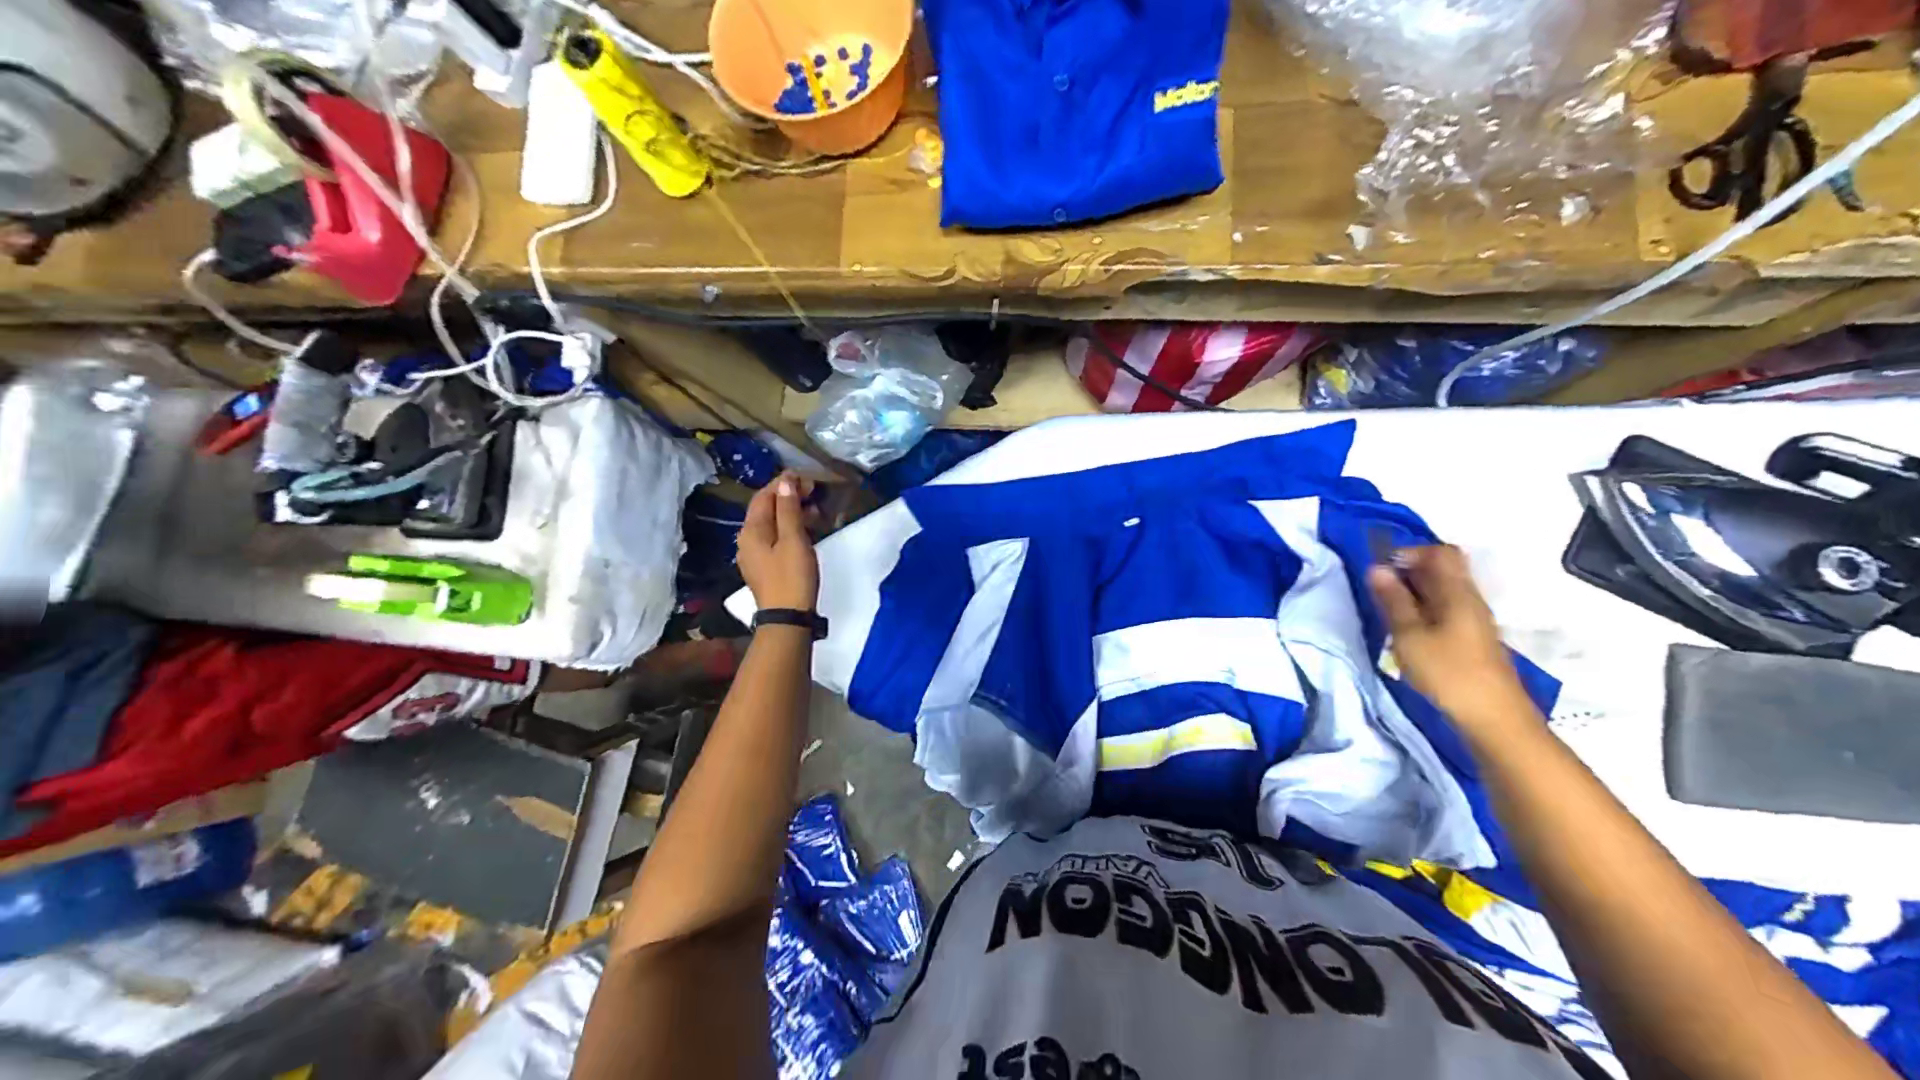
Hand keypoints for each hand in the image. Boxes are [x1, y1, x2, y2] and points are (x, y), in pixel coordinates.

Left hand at [739, 471, 818, 612]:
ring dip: (792, 513)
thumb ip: (788, 509)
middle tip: (814, 493)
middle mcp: (747, 540)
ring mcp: (755, 555)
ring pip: (772, 525)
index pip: (763, 497)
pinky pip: (776, 539)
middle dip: (788, 497)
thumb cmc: (791, 577)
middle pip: (766, 510)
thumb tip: (785, 481)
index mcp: (750, 531)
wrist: (788, 619)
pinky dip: (791, 529)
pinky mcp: (766, 567)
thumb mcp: (793, 539)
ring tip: (815, 511)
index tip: (806, 478)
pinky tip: (807, 531)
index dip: (783, 484)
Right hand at [1366, 545, 1536, 732]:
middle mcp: (1470, 600)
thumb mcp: (1410, 636)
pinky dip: (1424, 609)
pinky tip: (1407, 628)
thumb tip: (1376, 568)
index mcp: (1458, 593)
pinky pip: (1446, 608)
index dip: (1411, 552)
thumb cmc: (1449, 672)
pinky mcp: (1472, 638)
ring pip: (1444, 590)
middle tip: (1379, 589)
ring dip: (1415, 592)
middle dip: (1409, 571)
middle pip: (1443, 570)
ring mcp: (1474, 620)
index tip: (1382, 568)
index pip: (1440, 552)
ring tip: (1388, 609)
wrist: (1494, 717)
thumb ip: (1393, 601)